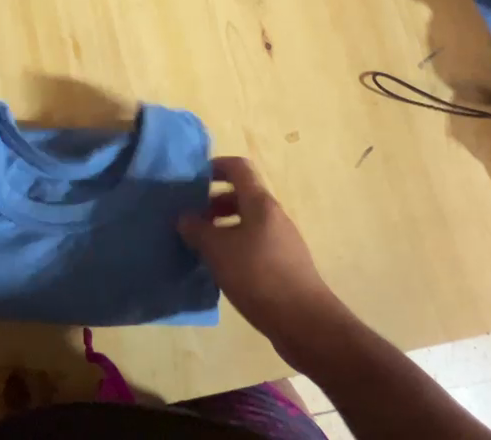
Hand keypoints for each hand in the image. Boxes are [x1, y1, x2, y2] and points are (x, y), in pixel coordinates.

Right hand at [178, 156, 344, 336]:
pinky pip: (255, 245)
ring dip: (223, 227)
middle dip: (214, 202)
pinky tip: (221, 269)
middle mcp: (273, 216)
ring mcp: (282, 241)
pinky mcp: (285, 265)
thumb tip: (184, 218)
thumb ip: (196, 229)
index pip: (238, 168)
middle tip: (191, 218)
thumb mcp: (218, 250)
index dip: (215, 166)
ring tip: (201, 246)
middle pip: (242, 196)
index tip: (193, 179)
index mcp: (260, 203)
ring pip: (247, 222)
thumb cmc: (259, 276)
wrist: (306, 324)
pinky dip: (235, 248)